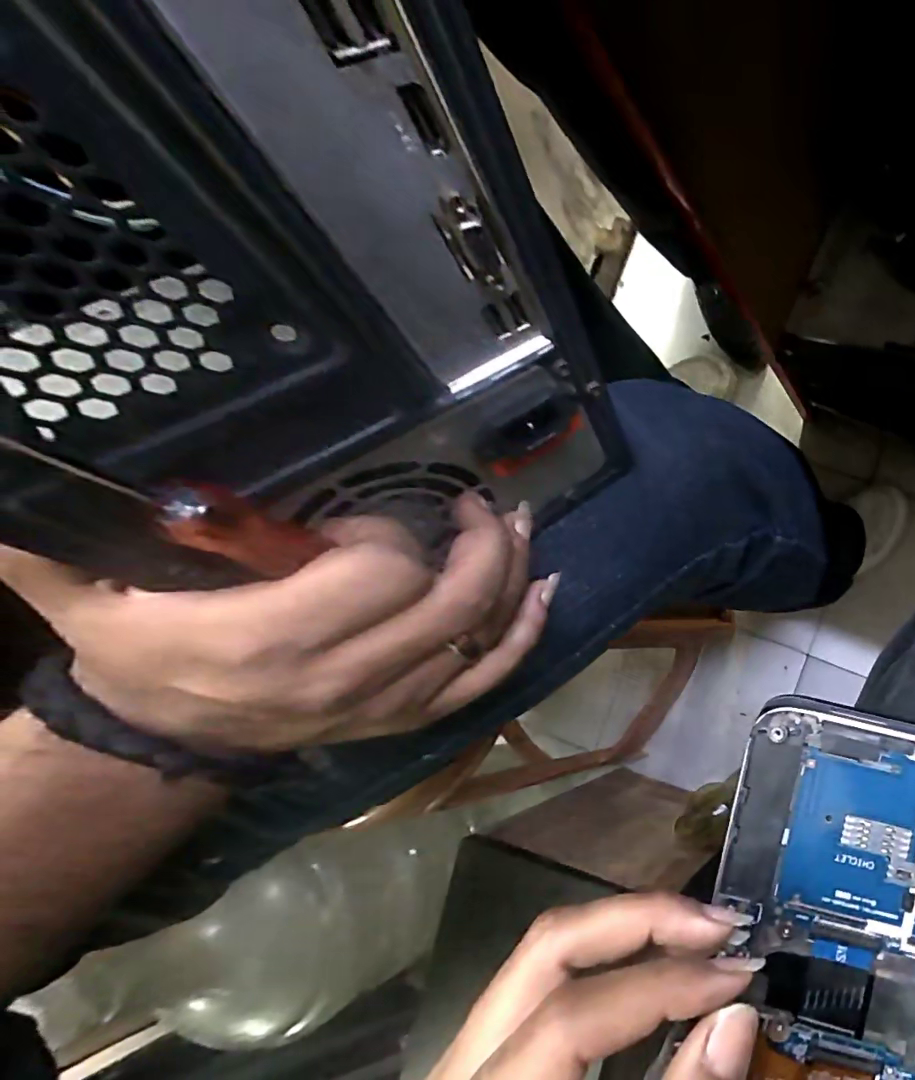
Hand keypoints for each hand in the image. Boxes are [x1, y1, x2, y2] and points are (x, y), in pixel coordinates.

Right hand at [0, 495, 553, 751]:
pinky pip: (493, 674)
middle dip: (482, 542)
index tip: (361, 524)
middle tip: (480, 505)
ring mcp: (395, 700)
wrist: (168, 743)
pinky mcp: (418, 713)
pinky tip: (545, 590)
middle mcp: (350, 676)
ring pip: (484, 630)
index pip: (386, 572)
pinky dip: (526, 630)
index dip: (388, 536)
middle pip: (456, 599)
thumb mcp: (88, 597)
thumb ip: (60, 541)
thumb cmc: (144, 658)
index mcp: (274, 641)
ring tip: (520, 526)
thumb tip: (20, 463)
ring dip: (514, 572)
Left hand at [428, 893, 765, 1079]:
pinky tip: (663, 964)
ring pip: (547, 951)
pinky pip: (551, 979)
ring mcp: (462, 1065)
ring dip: (635, 928)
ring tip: (703, 932)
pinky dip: (616, 957)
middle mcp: (455, 1077)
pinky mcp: (483, 1064)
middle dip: (647, 920)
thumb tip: (737, 1014)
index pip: (572, 1018)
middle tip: (720, 927)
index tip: (739, 975)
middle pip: (549, 949)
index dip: (666, 984)